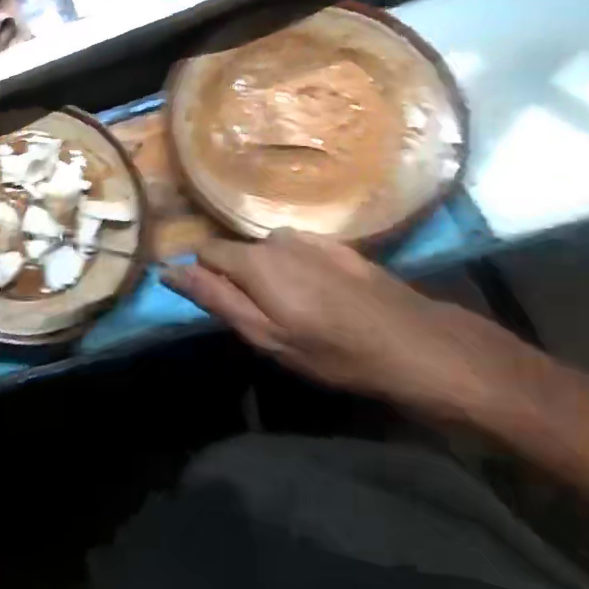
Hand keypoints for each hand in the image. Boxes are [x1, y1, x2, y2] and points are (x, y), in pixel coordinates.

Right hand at [164, 229, 523, 419]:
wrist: (420, 345)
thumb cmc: (335, 351)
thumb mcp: (266, 336)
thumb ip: (214, 298)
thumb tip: (169, 270)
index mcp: (254, 260)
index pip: (203, 252)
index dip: (203, 278)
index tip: (221, 308)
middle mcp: (277, 237)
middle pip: (236, 252)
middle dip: (237, 279)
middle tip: (264, 320)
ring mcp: (311, 239)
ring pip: (267, 252)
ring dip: (268, 275)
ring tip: (296, 311)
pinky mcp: (339, 246)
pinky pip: (297, 252)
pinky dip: (296, 270)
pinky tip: (323, 299)